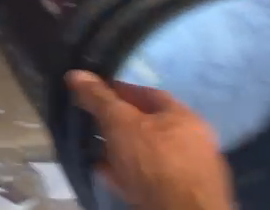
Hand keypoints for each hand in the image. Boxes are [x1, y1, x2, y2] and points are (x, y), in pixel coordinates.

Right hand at [65, 70, 235, 209]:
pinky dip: (124, 170)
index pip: (145, 92)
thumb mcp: (118, 121)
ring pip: (143, 151)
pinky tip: (104, 171)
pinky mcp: (178, 195)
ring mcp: (188, 172)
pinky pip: (145, 175)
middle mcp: (192, 143)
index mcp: (185, 119)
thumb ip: (97, 97)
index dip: (114, 89)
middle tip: (88, 120)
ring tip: (91, 147)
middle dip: (113, 121)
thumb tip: (76, 74)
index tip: (89, 92)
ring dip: (116, 148)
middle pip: (144, 124)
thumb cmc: (153, 160)